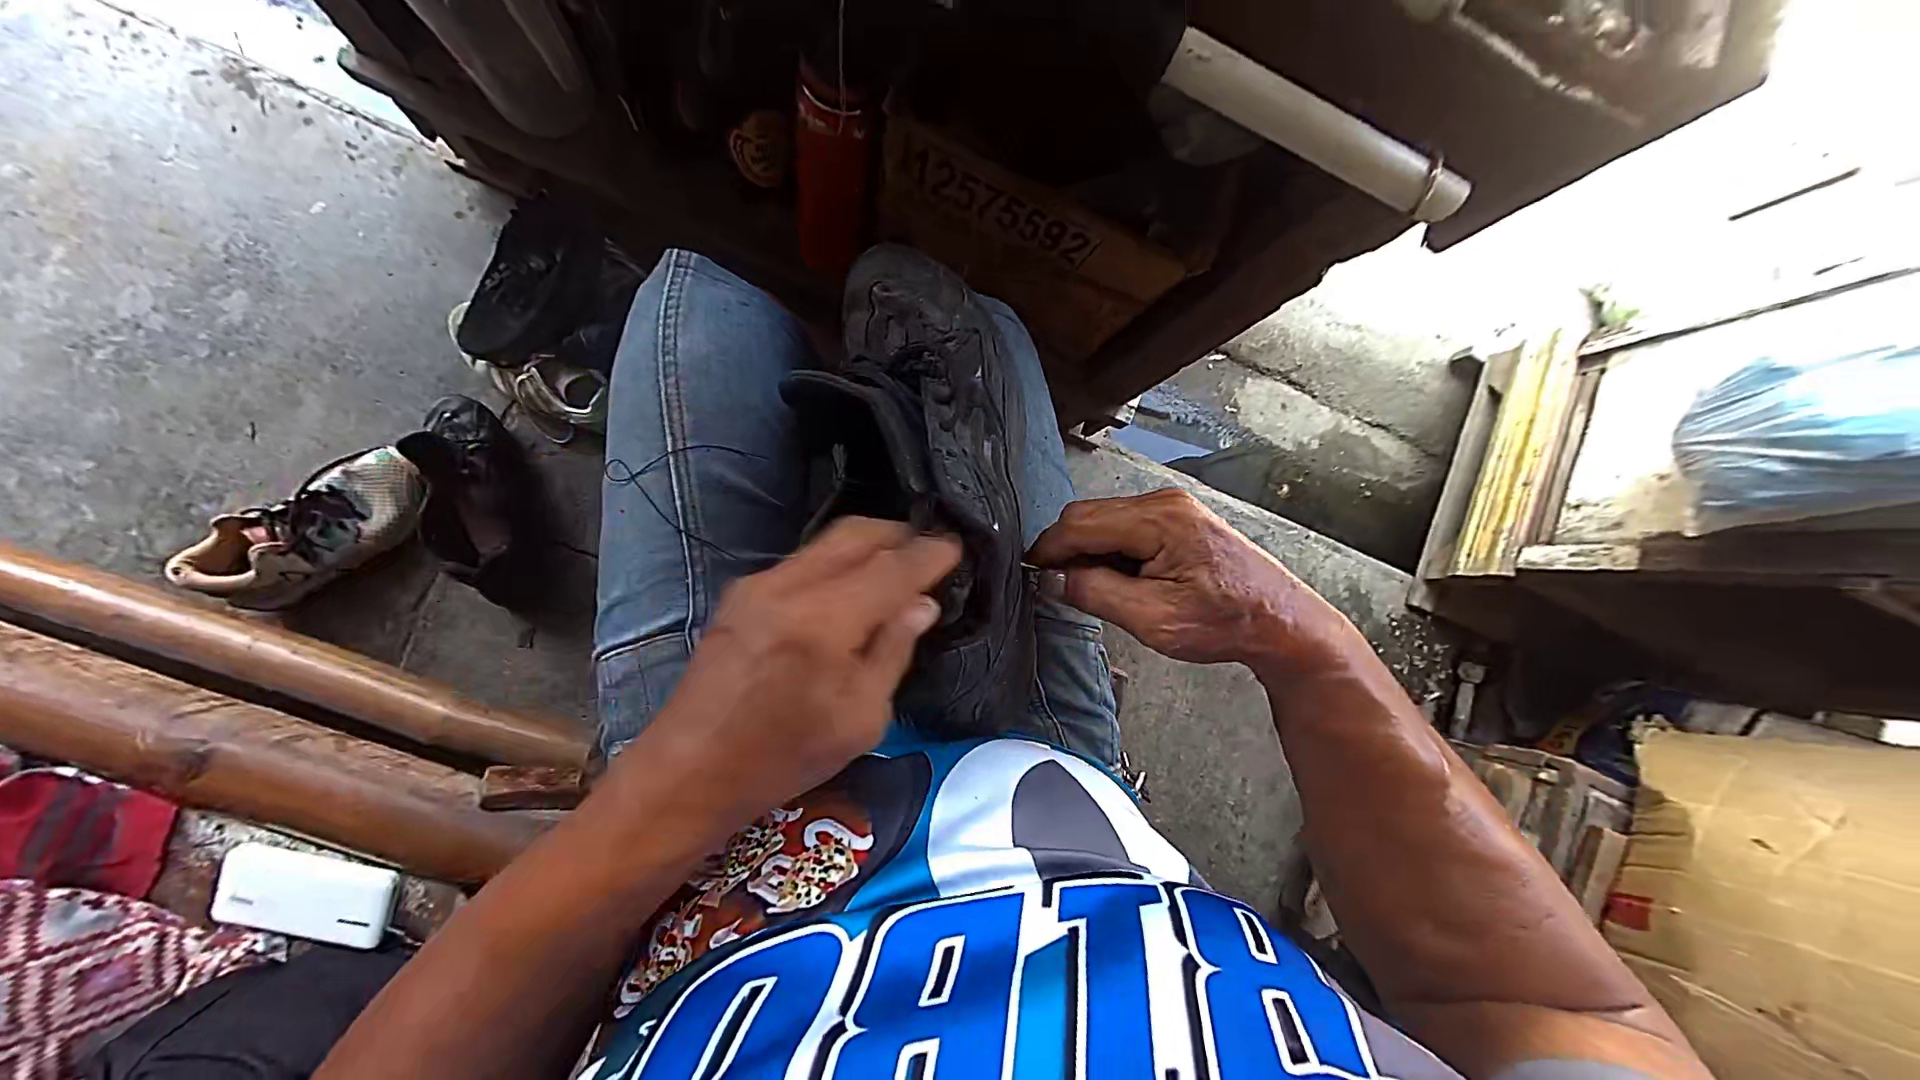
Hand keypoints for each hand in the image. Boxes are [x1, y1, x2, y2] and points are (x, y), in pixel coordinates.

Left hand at [645, 517, 960, 820]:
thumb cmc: (782, 758)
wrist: (688, 771)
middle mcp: (789, 587)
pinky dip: (837, 563)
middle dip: (900, 534)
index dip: (930, 554)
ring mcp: (758, 585)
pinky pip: (803, 561)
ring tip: (897, 567)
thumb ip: (893, 651)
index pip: (892, 567)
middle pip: (857, 534)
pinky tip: (851, 588)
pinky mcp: (739, 594)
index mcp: (824, 621)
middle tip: (930, 551)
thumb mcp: (860, 719)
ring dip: (868, 546)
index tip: (957, 548)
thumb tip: (921, 605)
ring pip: (827, 543)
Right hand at [1027, 488, 1354, 674]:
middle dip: (1066, 550)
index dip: (1048, 550)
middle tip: (1061, 587)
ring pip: (1103, 519)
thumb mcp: (1152, 619)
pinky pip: (1124, 525)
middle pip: (1087, 515)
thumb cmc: (1227, 622)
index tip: (1031, 574)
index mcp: (1160, 520)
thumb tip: (1052, 579)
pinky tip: (1120, 578)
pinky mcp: (1176, 519)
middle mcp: (1164, 503)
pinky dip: (1109, 550)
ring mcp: (1171, 508)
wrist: (1279, 621)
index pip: (1079, 523)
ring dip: (1088, 551)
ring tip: (1097, 588)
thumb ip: (1094, 593)